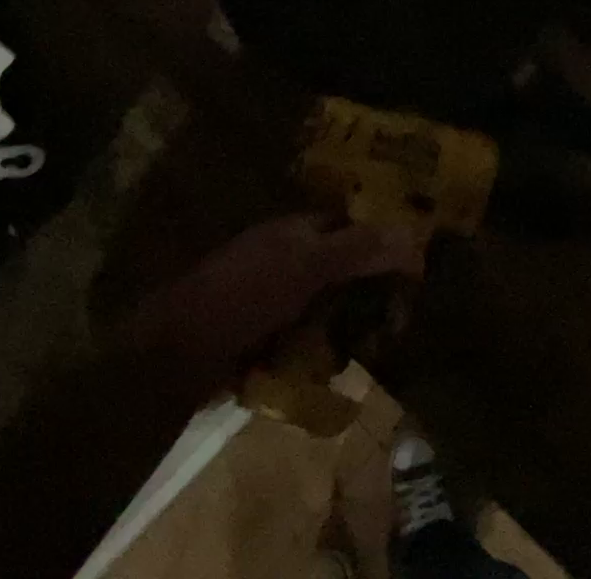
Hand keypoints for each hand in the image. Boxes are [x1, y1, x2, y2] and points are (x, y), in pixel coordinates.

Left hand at [127, 214, 421, 386]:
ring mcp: (273, 301)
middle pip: (342, 267)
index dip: (379, 237)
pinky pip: (307, 339)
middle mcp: (285, 260)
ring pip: (327, 306)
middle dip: (370, 287)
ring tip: (382, 343)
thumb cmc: (243, 296)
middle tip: (405, 310)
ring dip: (350, 322)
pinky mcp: (263, 339)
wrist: (175, 356)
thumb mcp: (306, 267)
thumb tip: (414, 235)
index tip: (414, 261)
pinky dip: (325, 350)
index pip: (347, 224)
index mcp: (293, 233)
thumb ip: (359, 249)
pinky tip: (343, 367)